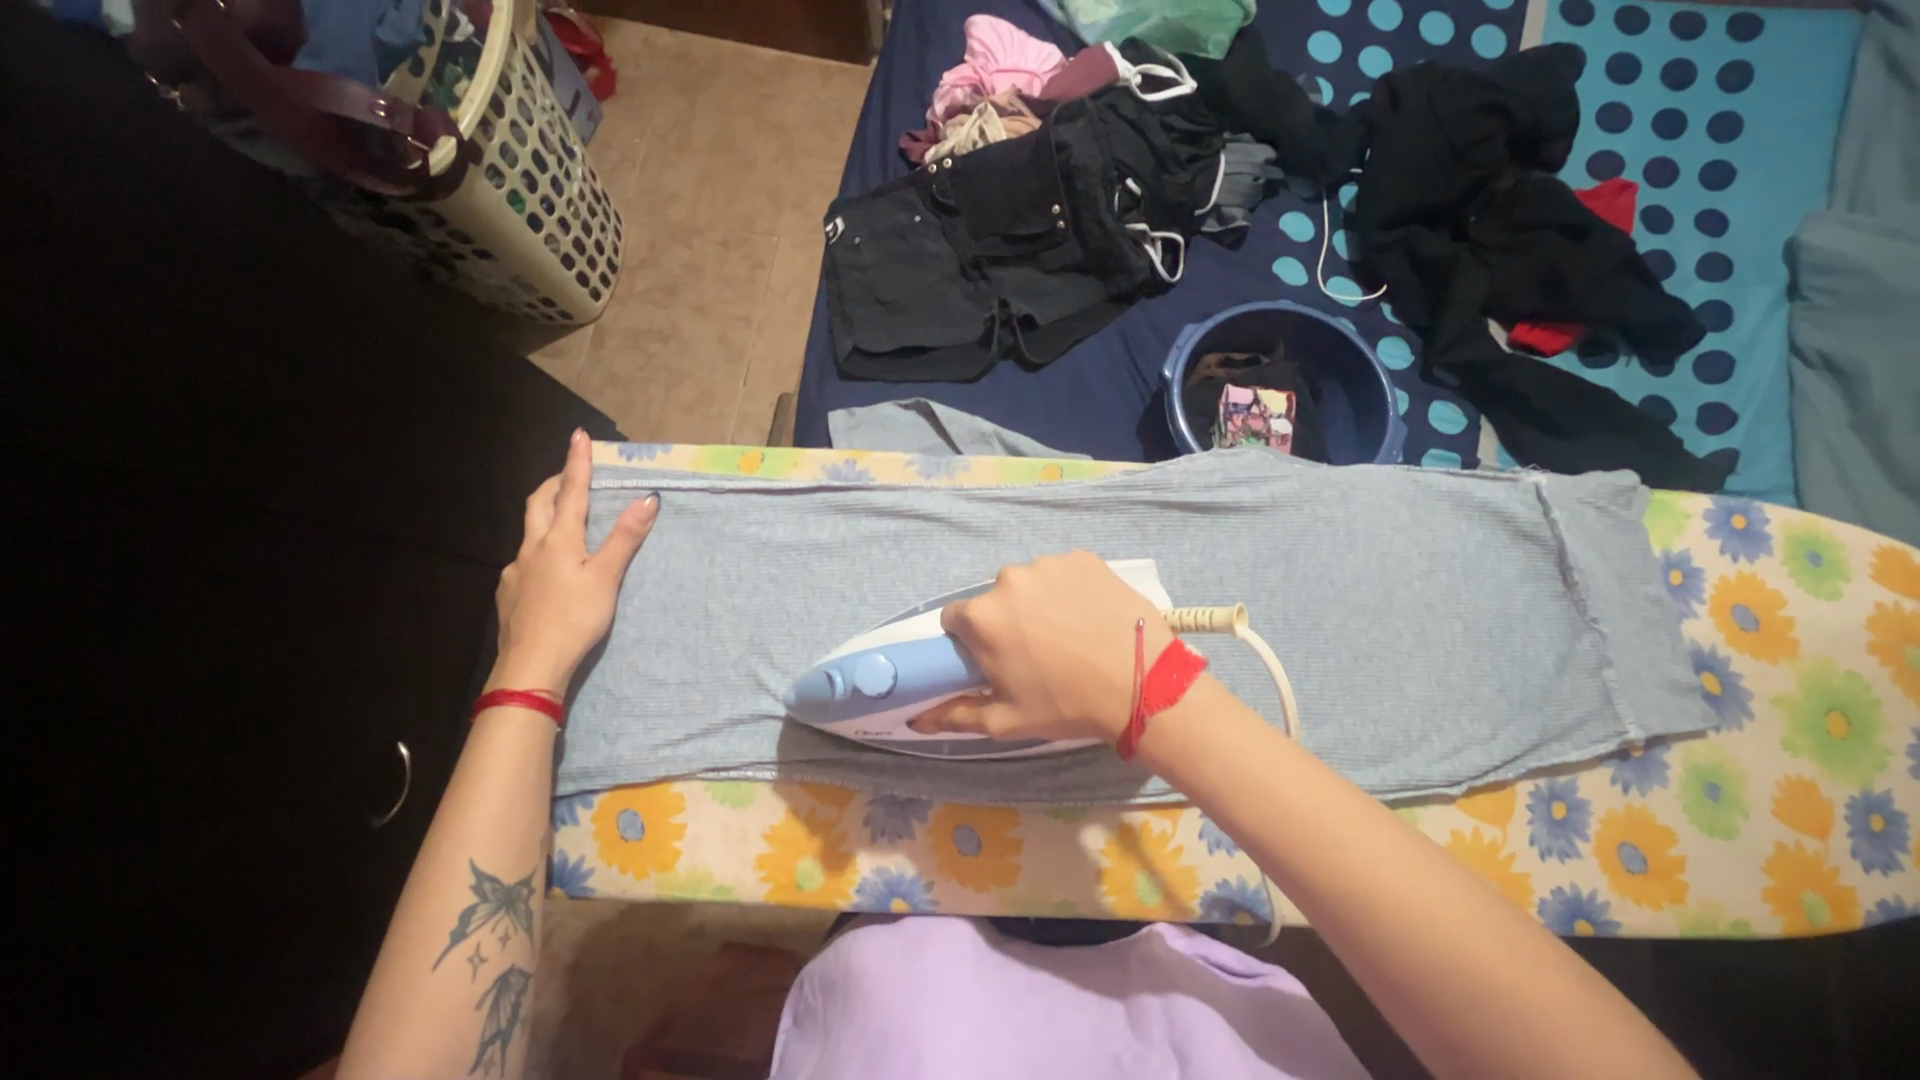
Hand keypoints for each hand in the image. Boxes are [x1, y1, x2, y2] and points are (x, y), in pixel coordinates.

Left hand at [486, 429, 657, 693]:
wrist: (531, 666)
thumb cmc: (574, 619)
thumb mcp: (607, 578)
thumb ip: (625, 538)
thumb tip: (647, 499)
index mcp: (558, 540)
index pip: (570, 491)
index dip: (577, 462)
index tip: (579, 435)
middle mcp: (531, 548)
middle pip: (538, 503)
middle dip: (554, 483)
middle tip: (570, 474)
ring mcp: (514, 571)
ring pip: (529, 533)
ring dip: (546, 517)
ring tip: (565, 523)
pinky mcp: (508, 593)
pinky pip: (524, 561)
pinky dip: (539, 551)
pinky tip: (550, 572)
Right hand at [914, 551, 1173, 742]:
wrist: (1142, 684)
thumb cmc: (1066, 705)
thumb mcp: (1005, 719)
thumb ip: (955, 714)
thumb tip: (917, 719)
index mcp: (982, 616)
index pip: (955, 620)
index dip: (970, 642)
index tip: (994, 659)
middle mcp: (1009, 579)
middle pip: (994, 600)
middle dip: (1007, 622)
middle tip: (1037, 653)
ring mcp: (1049, 564)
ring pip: (1029, 584)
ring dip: (1038, 604)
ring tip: (1069, 635)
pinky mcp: (1084, 558)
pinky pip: (1063, 573)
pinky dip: (1069, 590)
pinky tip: (1089, 616)